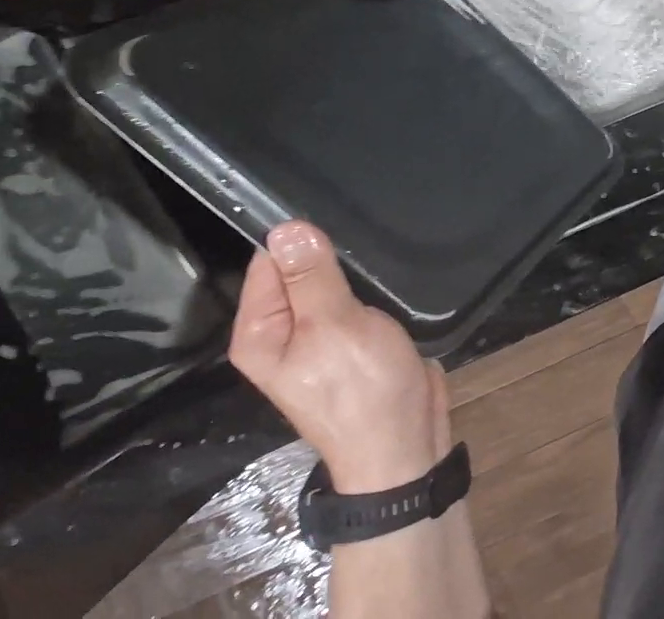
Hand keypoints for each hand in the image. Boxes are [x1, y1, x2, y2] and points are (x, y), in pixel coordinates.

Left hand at [230, 221, 450, 494]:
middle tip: (369, 238)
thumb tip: (287, 226)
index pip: (269, 263)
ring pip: (334, 286)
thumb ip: (312, 277)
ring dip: (358, 273)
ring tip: (386, 253)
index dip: (301, 239)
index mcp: (260, 332)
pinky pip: (356, 303)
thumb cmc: (362, 387)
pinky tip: (395, 281)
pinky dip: (373, 291)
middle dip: (333, 255)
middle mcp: (283, 333)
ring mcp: (321, 339)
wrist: (403, 442)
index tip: (337, 220)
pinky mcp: (356, 343)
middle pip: (302, 273)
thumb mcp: (335, 326)